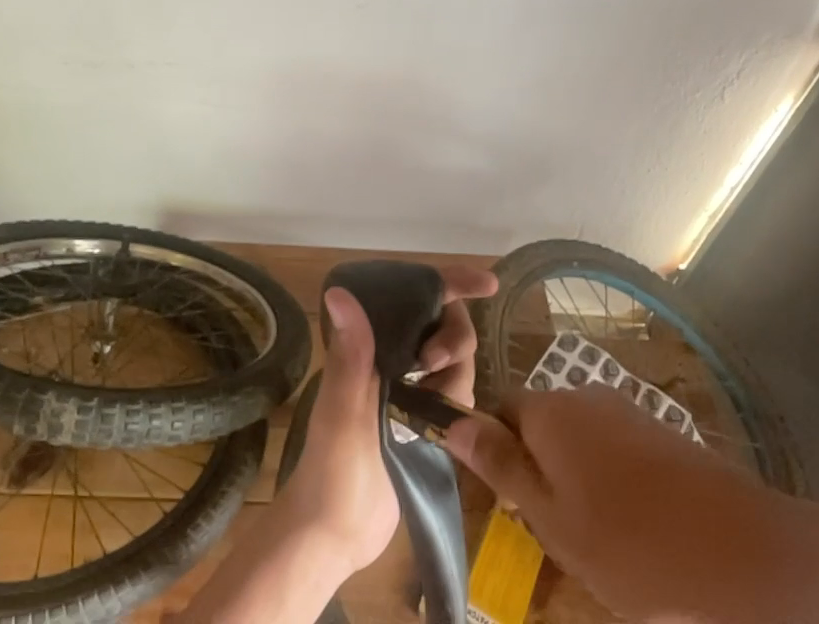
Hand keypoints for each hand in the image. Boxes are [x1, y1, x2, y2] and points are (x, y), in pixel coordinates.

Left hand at [281, 263, 497, 575]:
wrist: (334, 534)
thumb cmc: (330, 470)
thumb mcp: (340, 410)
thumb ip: (349, 354)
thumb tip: (338, 292)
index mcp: (367, 350)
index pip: (413, 301)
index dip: (450, 285)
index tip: (487, 284)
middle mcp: (389, 363)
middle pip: (443, 327)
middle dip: (453, 338)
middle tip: (433, 365)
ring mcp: (407, 395)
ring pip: (454, 363)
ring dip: (455, 377)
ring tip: (433, 408)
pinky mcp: (422, 424)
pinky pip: (455, 399)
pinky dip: (457, 403)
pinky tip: (449, 424)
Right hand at [446, 384, 789, 622]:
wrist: (742, 553)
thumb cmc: (629, 542)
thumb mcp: (548, 516)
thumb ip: (500, 465)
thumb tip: (451, 422)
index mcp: (549, 412)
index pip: (499, 410)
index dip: (493, 450)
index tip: (503, 499)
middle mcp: (586, 397)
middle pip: (540, 422)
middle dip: (535, 466)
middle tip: (545, 525)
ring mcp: (629, 412)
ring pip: (579, 437)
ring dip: (573, 475)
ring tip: (589, 532)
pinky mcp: (662, 433)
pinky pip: (615, 447)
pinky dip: (610, 478)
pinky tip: (630, 523)